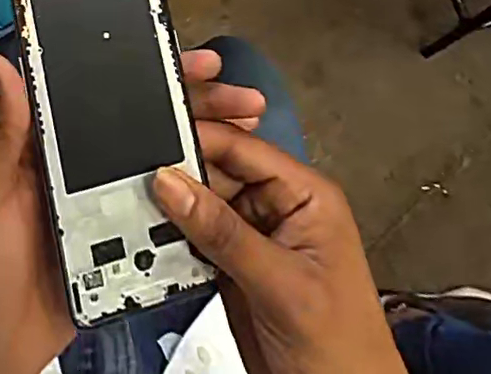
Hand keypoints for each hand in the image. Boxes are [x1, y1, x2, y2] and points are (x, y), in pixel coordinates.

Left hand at [0, 49, 267, 373]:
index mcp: (44, 136)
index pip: (96, 86)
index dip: (140, 65)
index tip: (182, 55)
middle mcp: (80, 156)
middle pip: (140, 113)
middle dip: (189, 96)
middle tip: (233, 88)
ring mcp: (106, 196)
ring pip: (160, 152)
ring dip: (202, 133)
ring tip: (245, 121)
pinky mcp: (124, 235)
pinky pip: (166, 203)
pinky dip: (198, 186)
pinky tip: (229, 177)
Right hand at [151, 123, 405, 373]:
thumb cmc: (347, 356)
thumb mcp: (282, 286)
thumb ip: (223, 232)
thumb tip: (172, 183)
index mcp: (304, 194)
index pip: (241, 146)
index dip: (199, 139)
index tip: (156, 145)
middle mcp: (277, 206)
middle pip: (214, 170)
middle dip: (180, 178)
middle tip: (143, 185)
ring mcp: (253, 234)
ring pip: (199, 202)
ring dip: (174, 211)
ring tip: (147, 218)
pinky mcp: (233, 262)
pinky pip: (193, 235)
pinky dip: (173, 241)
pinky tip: (159, 245)